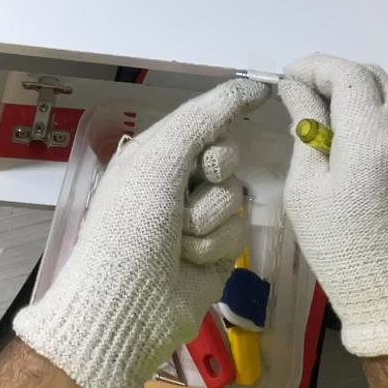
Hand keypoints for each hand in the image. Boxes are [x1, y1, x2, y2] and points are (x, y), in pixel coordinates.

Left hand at [14, 77, 265, 387]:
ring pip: (235, 196)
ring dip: (208, 218)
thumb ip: (206, 116)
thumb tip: (254, 84)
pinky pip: (239, 231)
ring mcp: (199, 219)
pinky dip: (216, 245)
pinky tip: (190, 261)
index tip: (262, 96)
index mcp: (158, 153)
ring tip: (179, 239)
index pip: (207, 120)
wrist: (126, 303)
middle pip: (227, 157)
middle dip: (214, 172)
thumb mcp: (161, 156)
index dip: (228, 112)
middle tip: (190, 188)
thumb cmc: (132, 223)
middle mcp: (178, 182)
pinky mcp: (217, 253)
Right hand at [280, 54, 387, 356]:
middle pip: (372, 77)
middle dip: (336, 76)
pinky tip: (355, 146)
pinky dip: (376, 120)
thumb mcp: (306, 186)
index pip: (347, 73)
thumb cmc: (340, 245)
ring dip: (357, 97)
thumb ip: (305, 126)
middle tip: (304, 93)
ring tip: (326, 122)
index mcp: (372, 135)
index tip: (290, 76)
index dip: (315, 66)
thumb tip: (296, 87)